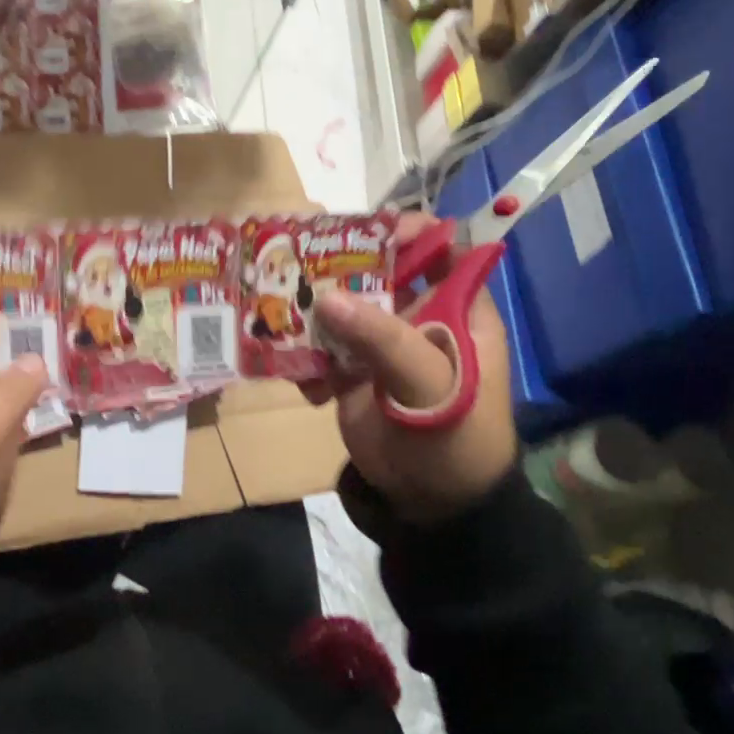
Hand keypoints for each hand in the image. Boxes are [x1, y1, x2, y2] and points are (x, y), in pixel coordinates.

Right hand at [306, 214, 518, 524]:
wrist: (432, 503)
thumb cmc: (452, 437)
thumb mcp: (428, 384)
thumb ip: (382, 338)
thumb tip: (326, 296)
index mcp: (457, 310)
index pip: (442, 251)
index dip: (411, 232)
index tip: (366, 230)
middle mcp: (419, 319)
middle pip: (379, 274)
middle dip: (340, 267)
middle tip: (297, 260)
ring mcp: (382, 348)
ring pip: (344, 309)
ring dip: (311, 309)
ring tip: (277, 306)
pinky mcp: (352, 375)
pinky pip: (321, 349)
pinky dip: (302, 352)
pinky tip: (290, 365)